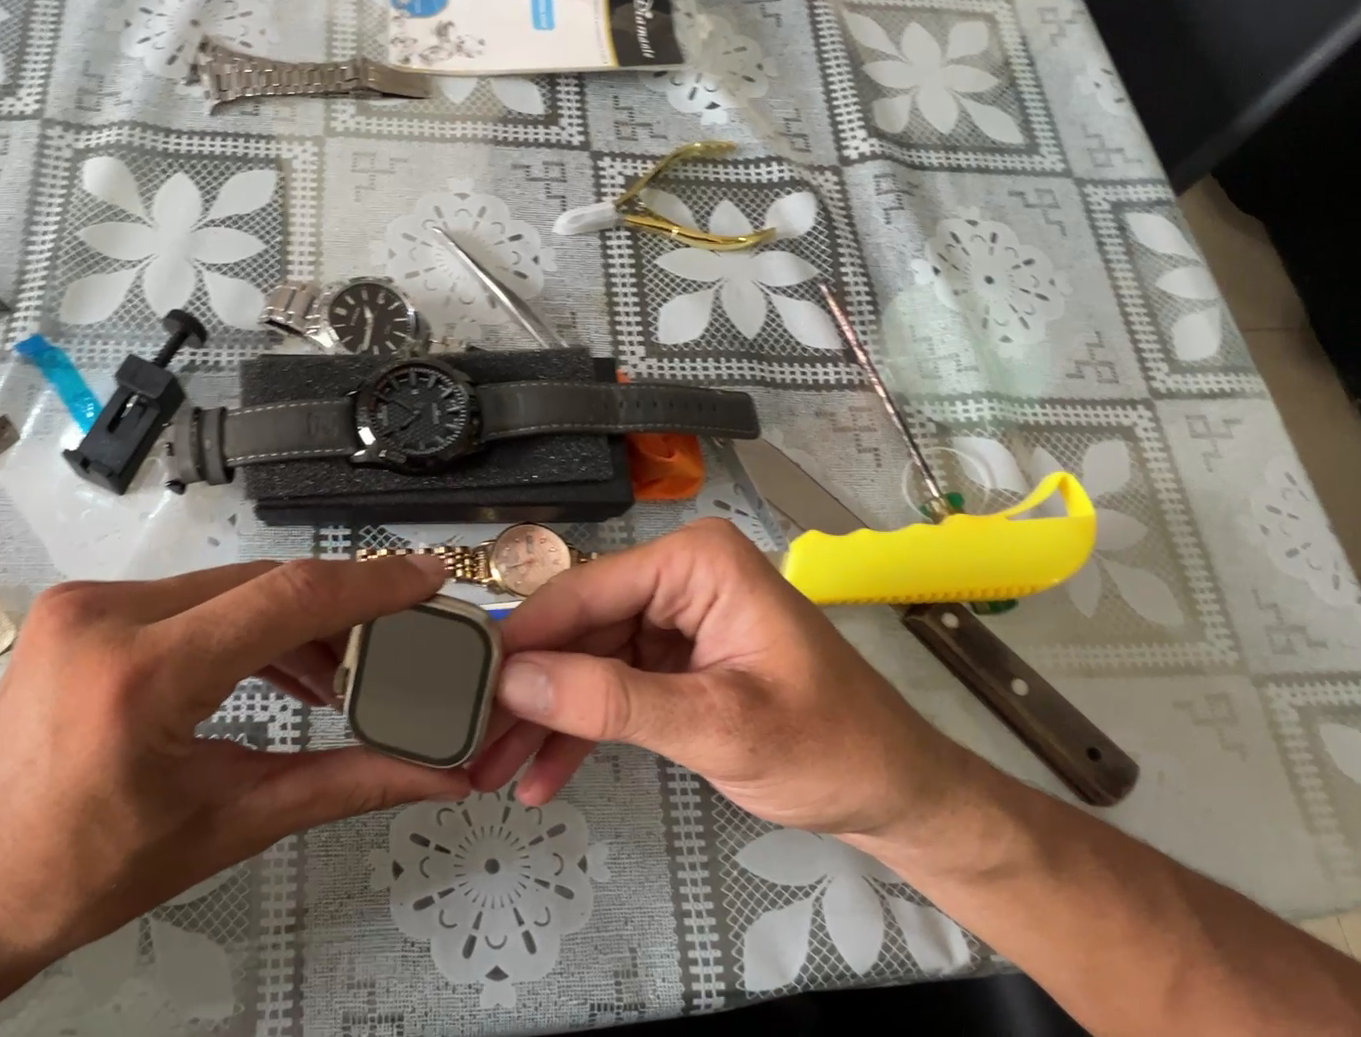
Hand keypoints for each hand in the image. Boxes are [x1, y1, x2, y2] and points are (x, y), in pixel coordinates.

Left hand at [0, 556, 468, 963]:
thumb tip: (426, 773)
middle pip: (263, 583)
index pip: (285, 599)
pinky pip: (191, 598)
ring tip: (341, 673)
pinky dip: (245, 624)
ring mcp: (87, 606)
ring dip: (293, 620)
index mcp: (139, 677)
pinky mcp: (85, 610)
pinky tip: (281, 665)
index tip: (425, 579)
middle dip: (340, 611)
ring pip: (230, 586)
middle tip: (393, 645)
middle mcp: (105, 618)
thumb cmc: (76, 871)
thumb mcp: (227, 824)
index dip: (370, 585)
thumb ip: (342, 784)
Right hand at [475, 518, 974, 836]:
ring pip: (581, 663)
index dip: (520, 640)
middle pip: (574, 630)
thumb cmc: (830, 749)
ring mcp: (671, 621)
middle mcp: (675, 579)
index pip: (583, 592)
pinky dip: (578, 732)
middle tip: (472, 742)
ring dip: (542, 719)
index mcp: (695, 563)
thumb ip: (613, 702)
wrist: (896, 795)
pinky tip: (541, 775)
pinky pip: (607, 688)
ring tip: (492, 771)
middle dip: (528, 692)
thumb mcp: (718, 726)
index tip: (464, 686)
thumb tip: (515, 680)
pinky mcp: (670, 661)